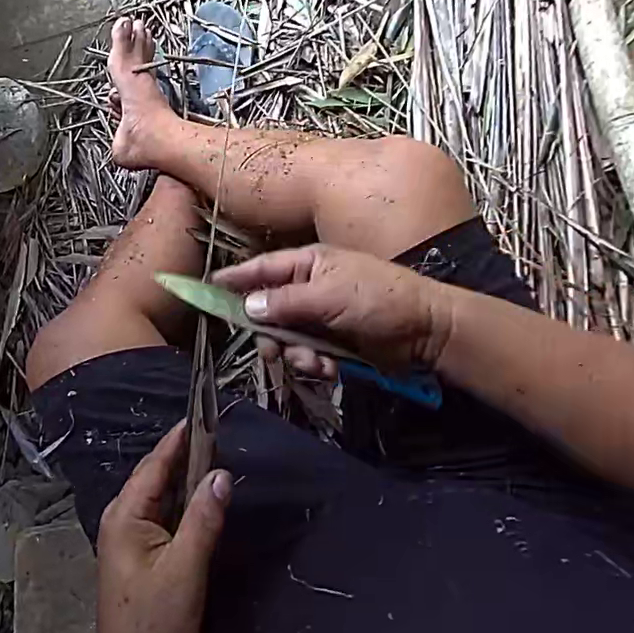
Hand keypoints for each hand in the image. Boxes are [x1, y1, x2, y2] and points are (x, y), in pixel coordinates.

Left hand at [79, 422, 230, 632]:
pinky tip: (202, 498)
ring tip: (214, 454)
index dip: (178, 437)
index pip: (154, 464)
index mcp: (124, 516)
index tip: (200, 413)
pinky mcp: (141, 555)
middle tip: (215, 430)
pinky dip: (183, 501)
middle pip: (155, 475)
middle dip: (182, 452)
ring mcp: (129, 538)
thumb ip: (204, 518)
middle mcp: (121, 520)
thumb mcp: (186, 569)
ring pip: (161, 495)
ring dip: (185, 476)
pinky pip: (164, 514)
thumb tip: (221, 473)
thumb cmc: (156, 626)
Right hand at [212, 244, 455, 377]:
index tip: (207, 289)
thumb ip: (285, 302)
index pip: (262, 268)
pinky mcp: (333, 341)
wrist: (425, 330)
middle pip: (268, 310)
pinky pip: (308, 354)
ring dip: (296, 354)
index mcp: (308, 263)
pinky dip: (314, 364)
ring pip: (286, 337)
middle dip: (271, 334)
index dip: (235, 279)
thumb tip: (247, 305)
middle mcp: (310, 287)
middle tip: (274, 351)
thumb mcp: (329, 295)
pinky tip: (329, 369)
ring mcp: (321, 315)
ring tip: (316, 363)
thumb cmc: (378, 299)